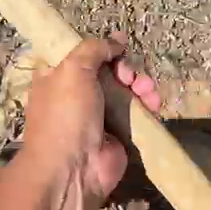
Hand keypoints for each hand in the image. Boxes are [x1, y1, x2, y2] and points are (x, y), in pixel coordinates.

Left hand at [20, 34, 161, 206]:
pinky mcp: (118, 132)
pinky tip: (154, 104)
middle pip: (108, 69)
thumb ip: (95, 48)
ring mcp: (98, 113)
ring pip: (125, 88)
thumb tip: (117, 39)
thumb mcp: (73, 69)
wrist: (73, 170)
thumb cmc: (65, 114)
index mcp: (56, 75)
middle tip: (129, 75)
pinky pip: (136, 111)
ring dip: (140, 84)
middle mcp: (75, 92)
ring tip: (147, 90)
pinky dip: (147, 104)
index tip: (116, 46)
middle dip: (124, 68)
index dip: (99, 48)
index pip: (80, 53)